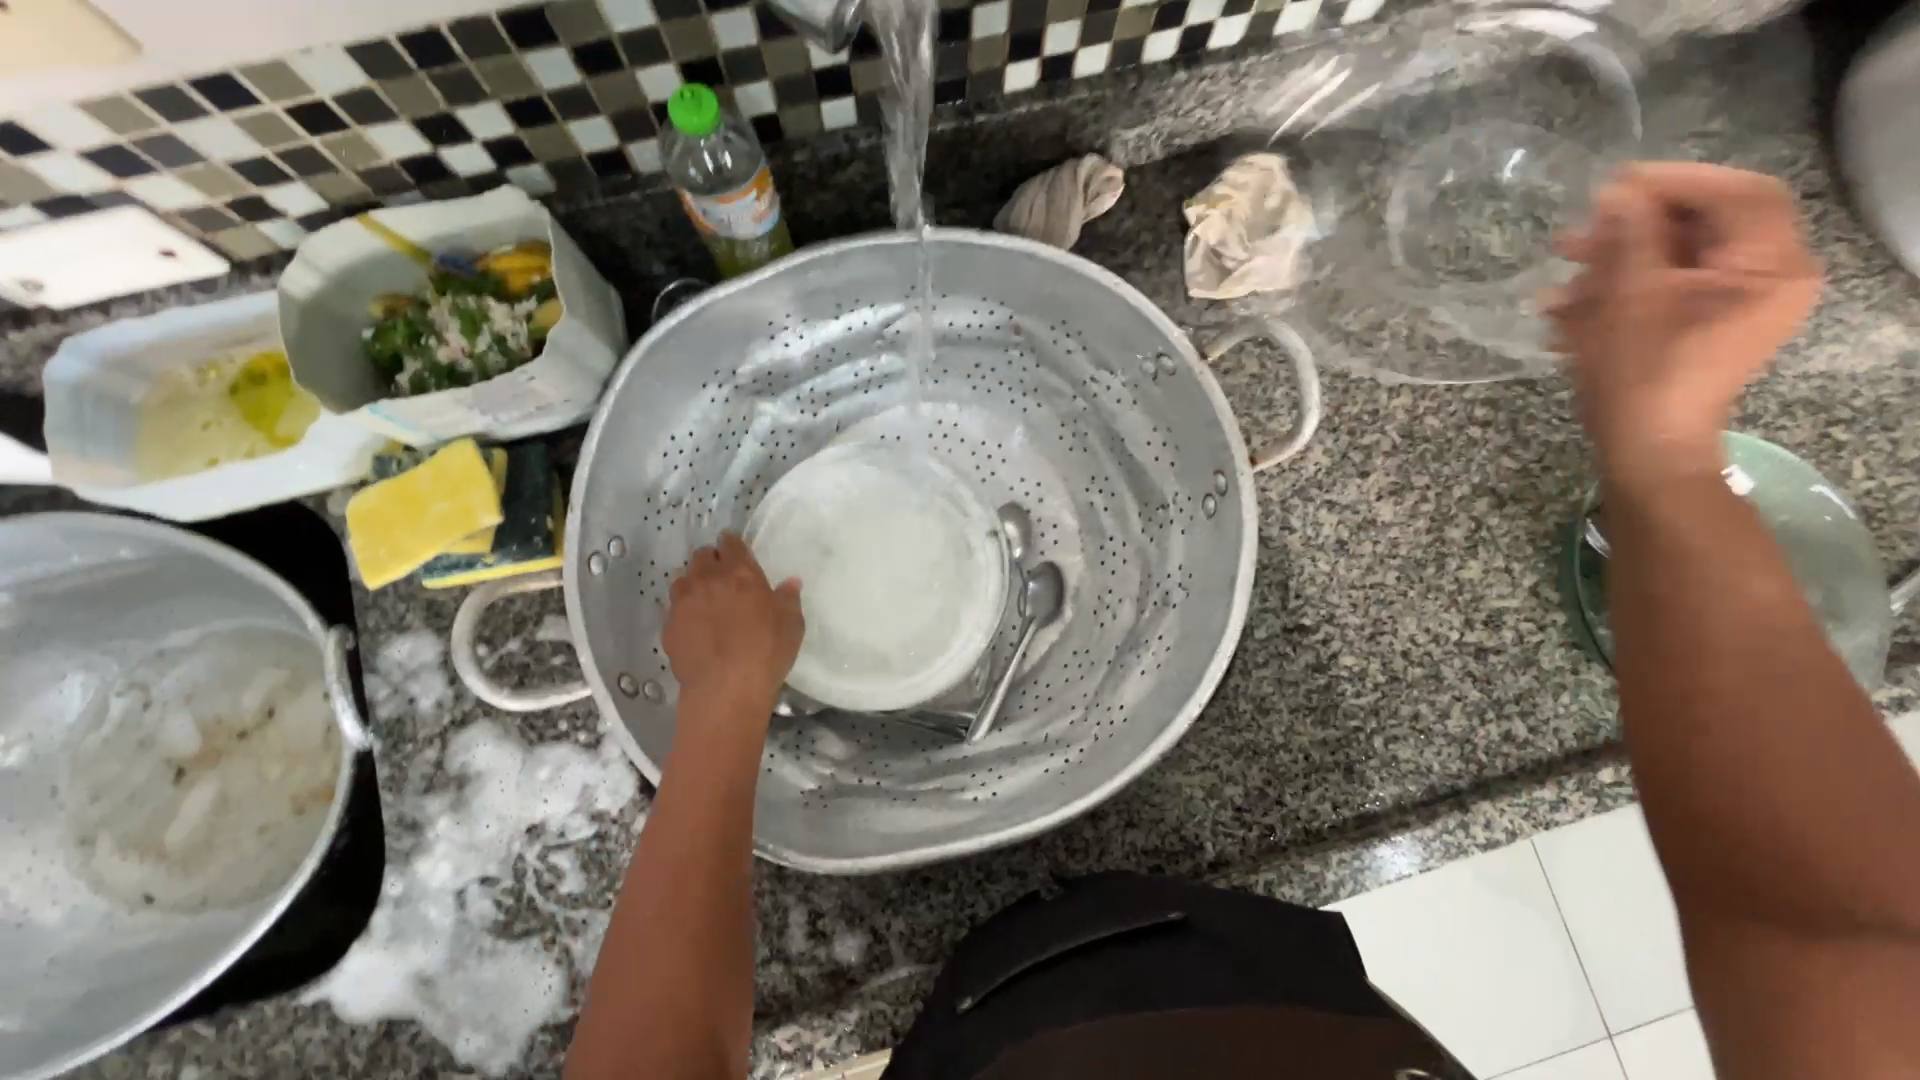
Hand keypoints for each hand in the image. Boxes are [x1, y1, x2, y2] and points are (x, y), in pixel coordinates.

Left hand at [663, 532, 803, 707]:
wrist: (725, 688)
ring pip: (682, 580)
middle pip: (701, 556)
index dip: (733, 544)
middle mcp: (707, 580)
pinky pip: (674, 610)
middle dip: (711, 561)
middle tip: (724, 579)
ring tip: (706, 602)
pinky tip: (695, 629)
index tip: (736, 551)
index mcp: (739, 572)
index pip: (730, 543)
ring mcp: (683, 603)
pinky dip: (685, 613)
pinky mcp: (668, 627)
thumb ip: (788, 599)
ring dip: (694, 585)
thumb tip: (790, 583)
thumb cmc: (766, 651)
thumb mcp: (791, 624)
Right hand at [1545, 163, 1821, 490]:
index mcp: (1771, 267)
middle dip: (1628, 233)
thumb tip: (1618, 192)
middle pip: (1701, 228)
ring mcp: (1733, 306)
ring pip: (1672, 262)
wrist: (1643, 450)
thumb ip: (1630, 236)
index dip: (1675, 182)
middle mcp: (1766, 280)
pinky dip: (1614, 297)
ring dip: (1609, 270)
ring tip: (1556, 290)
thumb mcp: (1630, 298)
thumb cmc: (1642, 375)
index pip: (1739, 195)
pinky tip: (1566, 314)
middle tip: (1569, 241)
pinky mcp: (1700, 327)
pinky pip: (1662, 294)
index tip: (1611, 187)